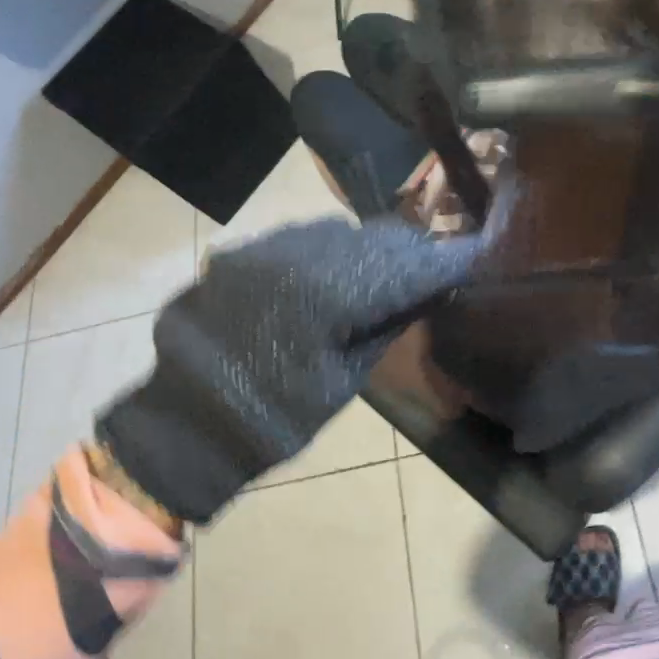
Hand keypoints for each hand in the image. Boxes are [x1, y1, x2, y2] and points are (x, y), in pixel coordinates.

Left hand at [94, 215, 494, 523]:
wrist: (184, 425)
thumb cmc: (273, 417)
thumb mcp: (344, 379)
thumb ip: (385, 326)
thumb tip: (426, 293)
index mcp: (325, 293)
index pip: (401, 266)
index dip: (441, 261)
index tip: (475, 255)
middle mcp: (293, 255)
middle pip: (370, 239)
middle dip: (409, 248)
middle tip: (440, 258)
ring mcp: (262, 249)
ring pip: (335, 232)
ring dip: (370, 245)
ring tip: (395, 261)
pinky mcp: (240, 252)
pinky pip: (300, 239)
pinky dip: (330, 250)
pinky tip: (342, 267)